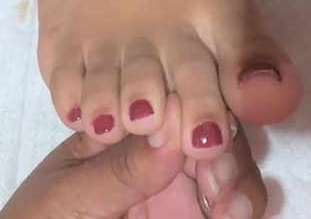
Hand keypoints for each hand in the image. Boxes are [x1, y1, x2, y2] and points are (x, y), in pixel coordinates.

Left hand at [0, 96, 264, 218]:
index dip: (199, 110)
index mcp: (124, 130)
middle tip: (224, 187)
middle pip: (212, 135)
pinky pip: (225, 212)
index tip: (208, 136)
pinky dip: (241, 210)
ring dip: (241, 186)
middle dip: (228, 152)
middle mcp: (157, 160)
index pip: (172, 102)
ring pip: (230, 177)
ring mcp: (174, 197)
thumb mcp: (69, 196)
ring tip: (232, 211)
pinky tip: (234, 218)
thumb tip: (177, 113)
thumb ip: (121, 166)